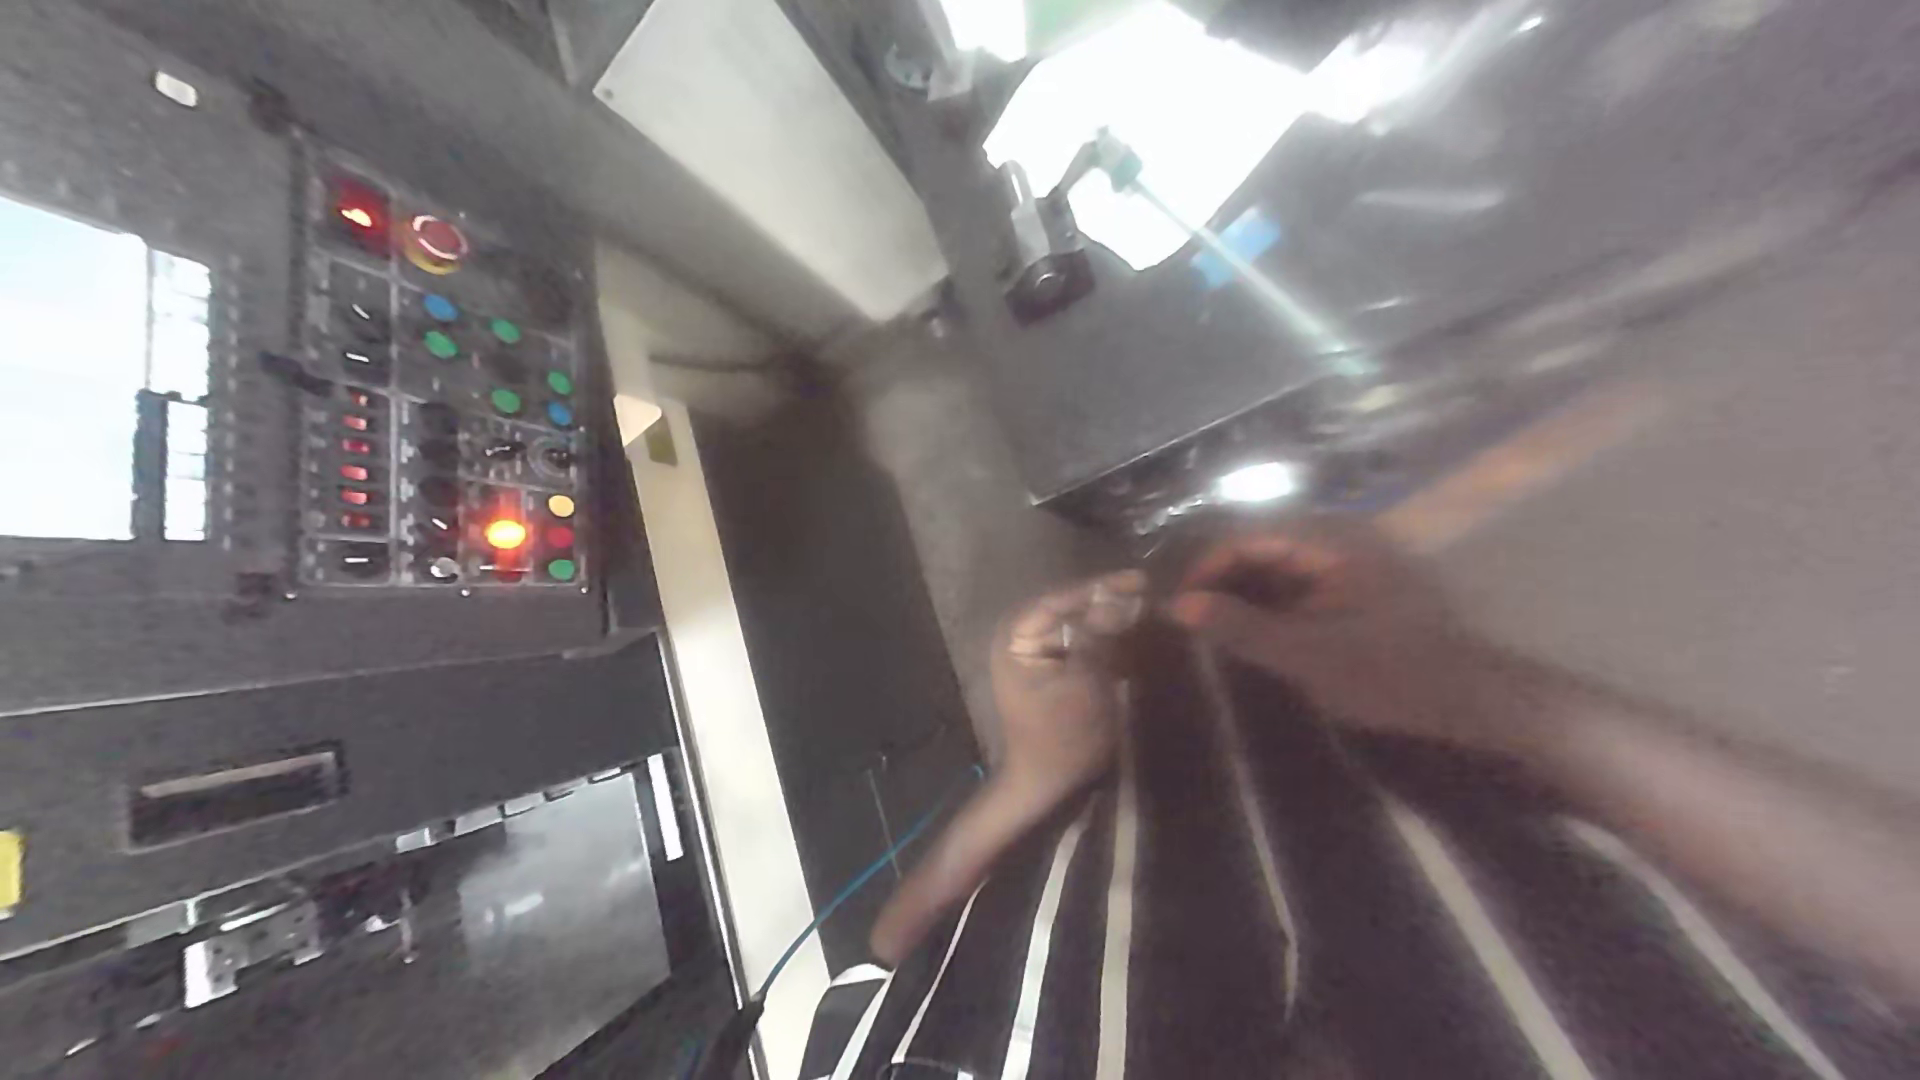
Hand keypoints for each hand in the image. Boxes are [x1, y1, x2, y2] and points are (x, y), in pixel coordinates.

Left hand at [992, 568, 1145, 799]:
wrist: (1049, 785)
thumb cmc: (1061, 739)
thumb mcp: (1081, 687)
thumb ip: (1096, 639)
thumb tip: (1119, 598)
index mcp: (1016, 638)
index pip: (1058, 600)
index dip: (1099, 588)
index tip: (1138, 579)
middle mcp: (1024, 637)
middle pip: (1071, 608)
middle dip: (1109, 600)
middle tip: (1150, 590)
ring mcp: (1041, 652)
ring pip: (1082, 623)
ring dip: (1114, 616)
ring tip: (1151, 605)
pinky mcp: (1060, 667)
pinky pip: (1087, 642)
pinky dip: (1112, 637)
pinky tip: (1141, 630)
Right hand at [1167, 520, 1519, 751]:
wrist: (1476, 702)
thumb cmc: (1392, 675)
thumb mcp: (1306, 654)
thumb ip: (1239, 627)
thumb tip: (1176, 606)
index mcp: (1332, 541)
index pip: (1248, 539)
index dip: (1206, 569)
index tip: (1179, 606)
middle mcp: (1339, 536)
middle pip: (1258, 546)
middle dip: (1220, 581)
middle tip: (1192, 619)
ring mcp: (1348, 557)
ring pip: (1274, 563)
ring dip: (1241, 592)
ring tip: (1214, 626)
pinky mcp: (1352, 580)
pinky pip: (1294, 579)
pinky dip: (1267, 601)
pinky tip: (1252, 628)